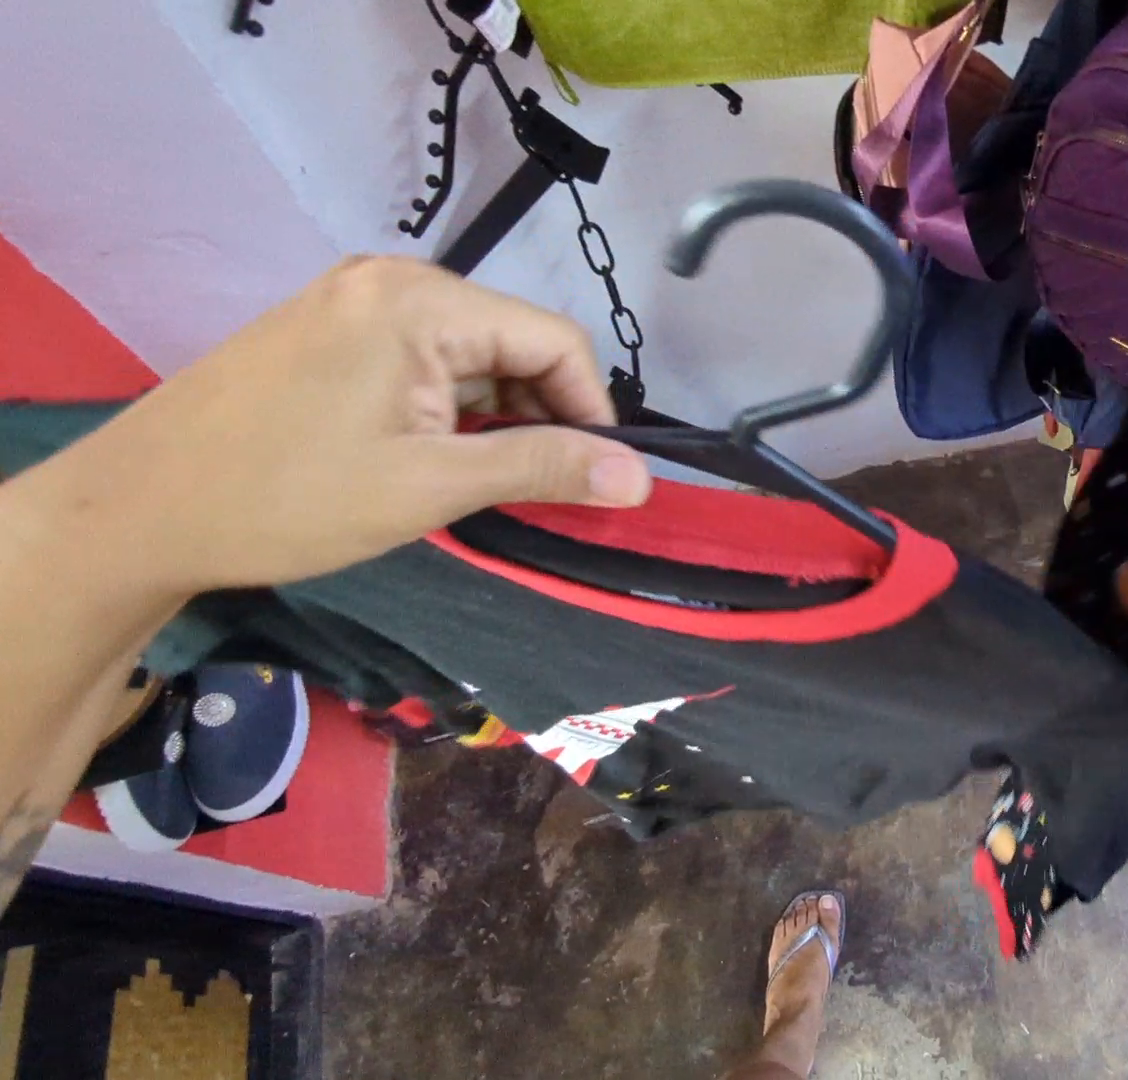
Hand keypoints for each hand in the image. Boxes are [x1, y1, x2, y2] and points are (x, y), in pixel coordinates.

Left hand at [41, 257, 650, 592]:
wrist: (131, 515)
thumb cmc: (287, 498)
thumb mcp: (433, 485)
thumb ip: (546, 469)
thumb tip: (643, 479)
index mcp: (420, 302)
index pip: (557, 340)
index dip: (591, 409)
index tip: (591, 474)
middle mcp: (395, 284)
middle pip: (522, 344)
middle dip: (547, 414)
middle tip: (539, 483)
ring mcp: (362, 304)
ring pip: (485, 357)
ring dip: (507, 417)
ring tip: (487, 476)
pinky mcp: (343, 332)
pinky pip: (440, 363)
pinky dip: (465, 411)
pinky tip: (448, 454)